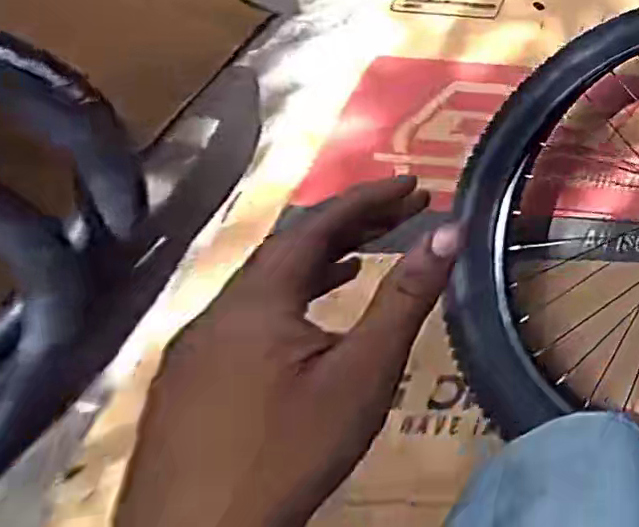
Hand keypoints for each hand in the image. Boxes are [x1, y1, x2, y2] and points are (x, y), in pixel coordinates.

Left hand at [115, 177, 460, 526]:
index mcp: (254, 303)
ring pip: (267, 282)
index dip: (369, 198)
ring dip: (323, 258)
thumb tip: (450, 231)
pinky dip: (294, 296)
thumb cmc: (286, 455)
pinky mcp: (189, 386)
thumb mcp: (363, 372)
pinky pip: (251, 314)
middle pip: (290, 248)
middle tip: (407, 211)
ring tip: (371, 250)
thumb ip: (405, 296)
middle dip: (352, 223)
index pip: (316, 226)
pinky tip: (318, 312)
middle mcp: (217, 315)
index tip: (414, 183)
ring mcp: (196, 353)